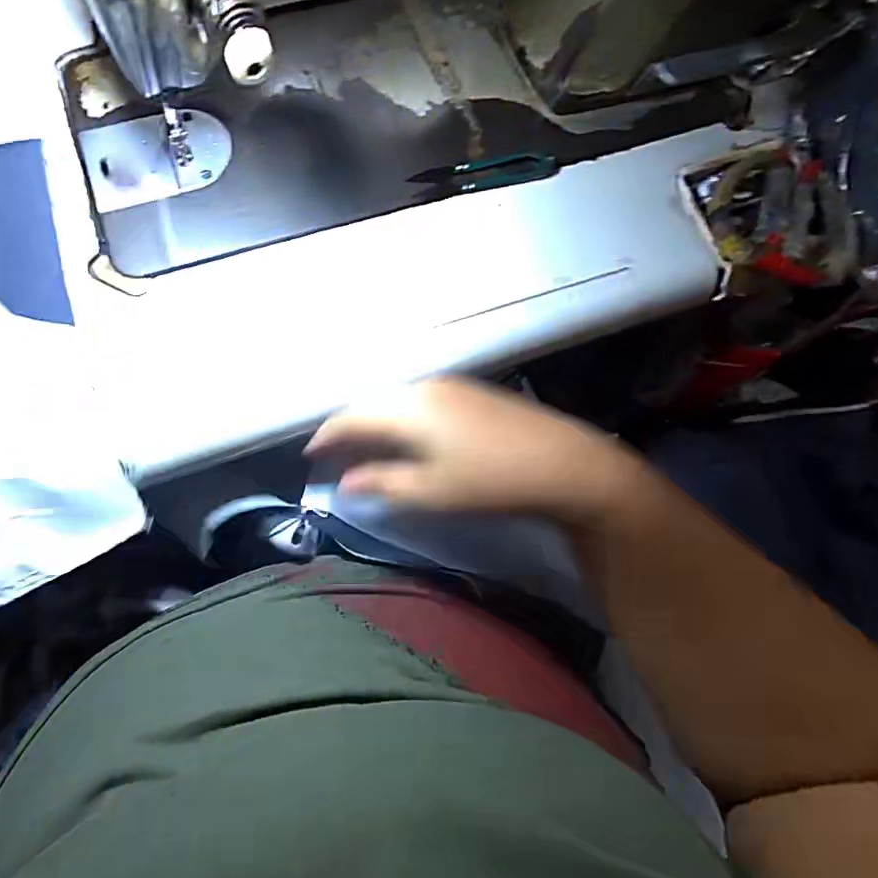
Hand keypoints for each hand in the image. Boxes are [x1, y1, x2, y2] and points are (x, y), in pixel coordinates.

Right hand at [305, 377, 651, 526]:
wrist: (567, 464)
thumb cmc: (492, 482)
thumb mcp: (432, 492)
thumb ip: (382, 484)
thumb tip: (345, 482)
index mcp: (409, 408)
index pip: (352, 416)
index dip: (327, 436)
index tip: (310, 454)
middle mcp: (425, 387)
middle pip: (372, 403)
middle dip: (348, 427)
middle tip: (334, 454)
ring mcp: (452, 386)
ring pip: (397, 399)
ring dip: (375, 421)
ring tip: (366, 447)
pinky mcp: (473, 393)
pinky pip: (419, 400)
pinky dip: (400, 417)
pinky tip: (406, 437)